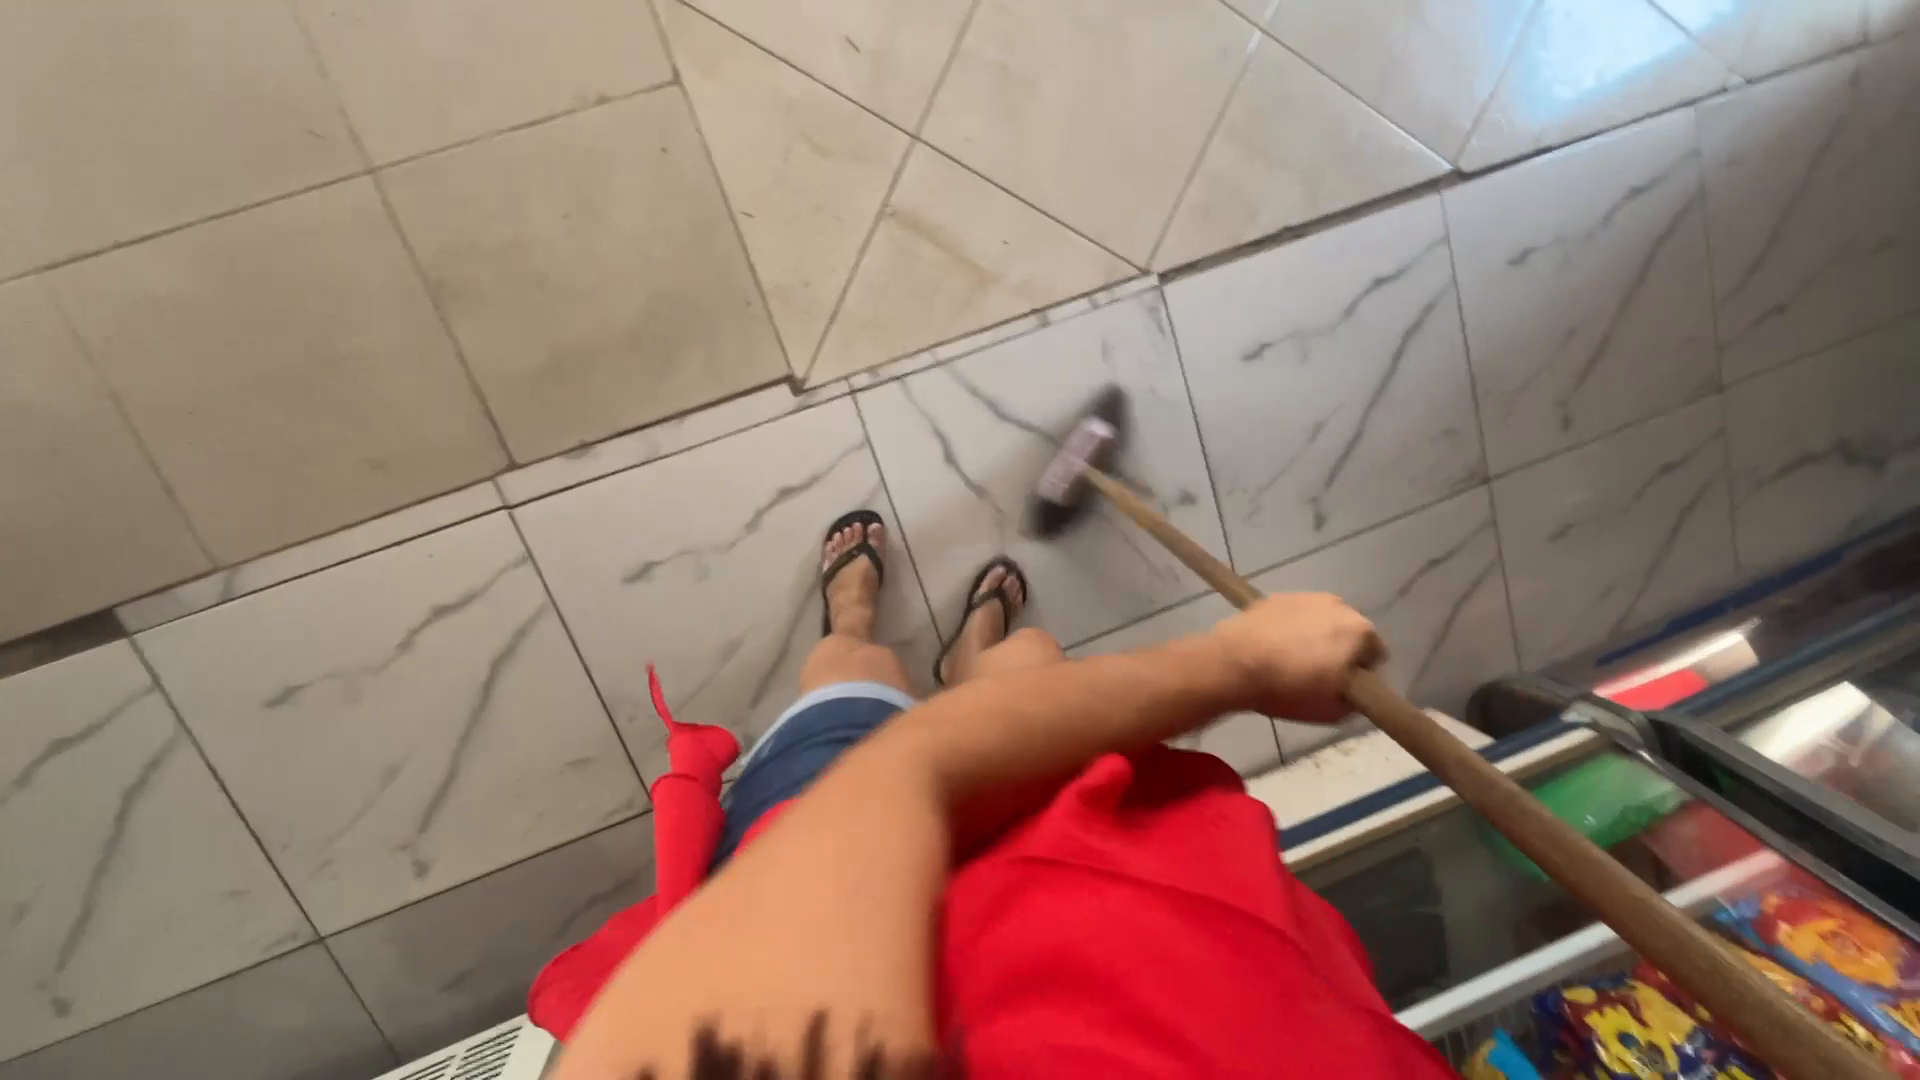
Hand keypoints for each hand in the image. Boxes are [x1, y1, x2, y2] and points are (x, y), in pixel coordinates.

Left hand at [1209, 593, 1384, 723]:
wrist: (1233, 663)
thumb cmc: (1289, 688)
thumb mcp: (1334, 711)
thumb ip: (1357, 700)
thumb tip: (1355, 692)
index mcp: (1361, 631)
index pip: (1375, 656)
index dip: (1361, 675)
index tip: (1342, 688)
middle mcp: (1339, 604)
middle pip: (1348, 632)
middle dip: (1338, 650)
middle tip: (1316, 673)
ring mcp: (1305, 596)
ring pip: (1320, 621)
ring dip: (1314, 636)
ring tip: (1290, 659)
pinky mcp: (1275, 596)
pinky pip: (1294, 615)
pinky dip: (1290, 626)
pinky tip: (1273, 644)